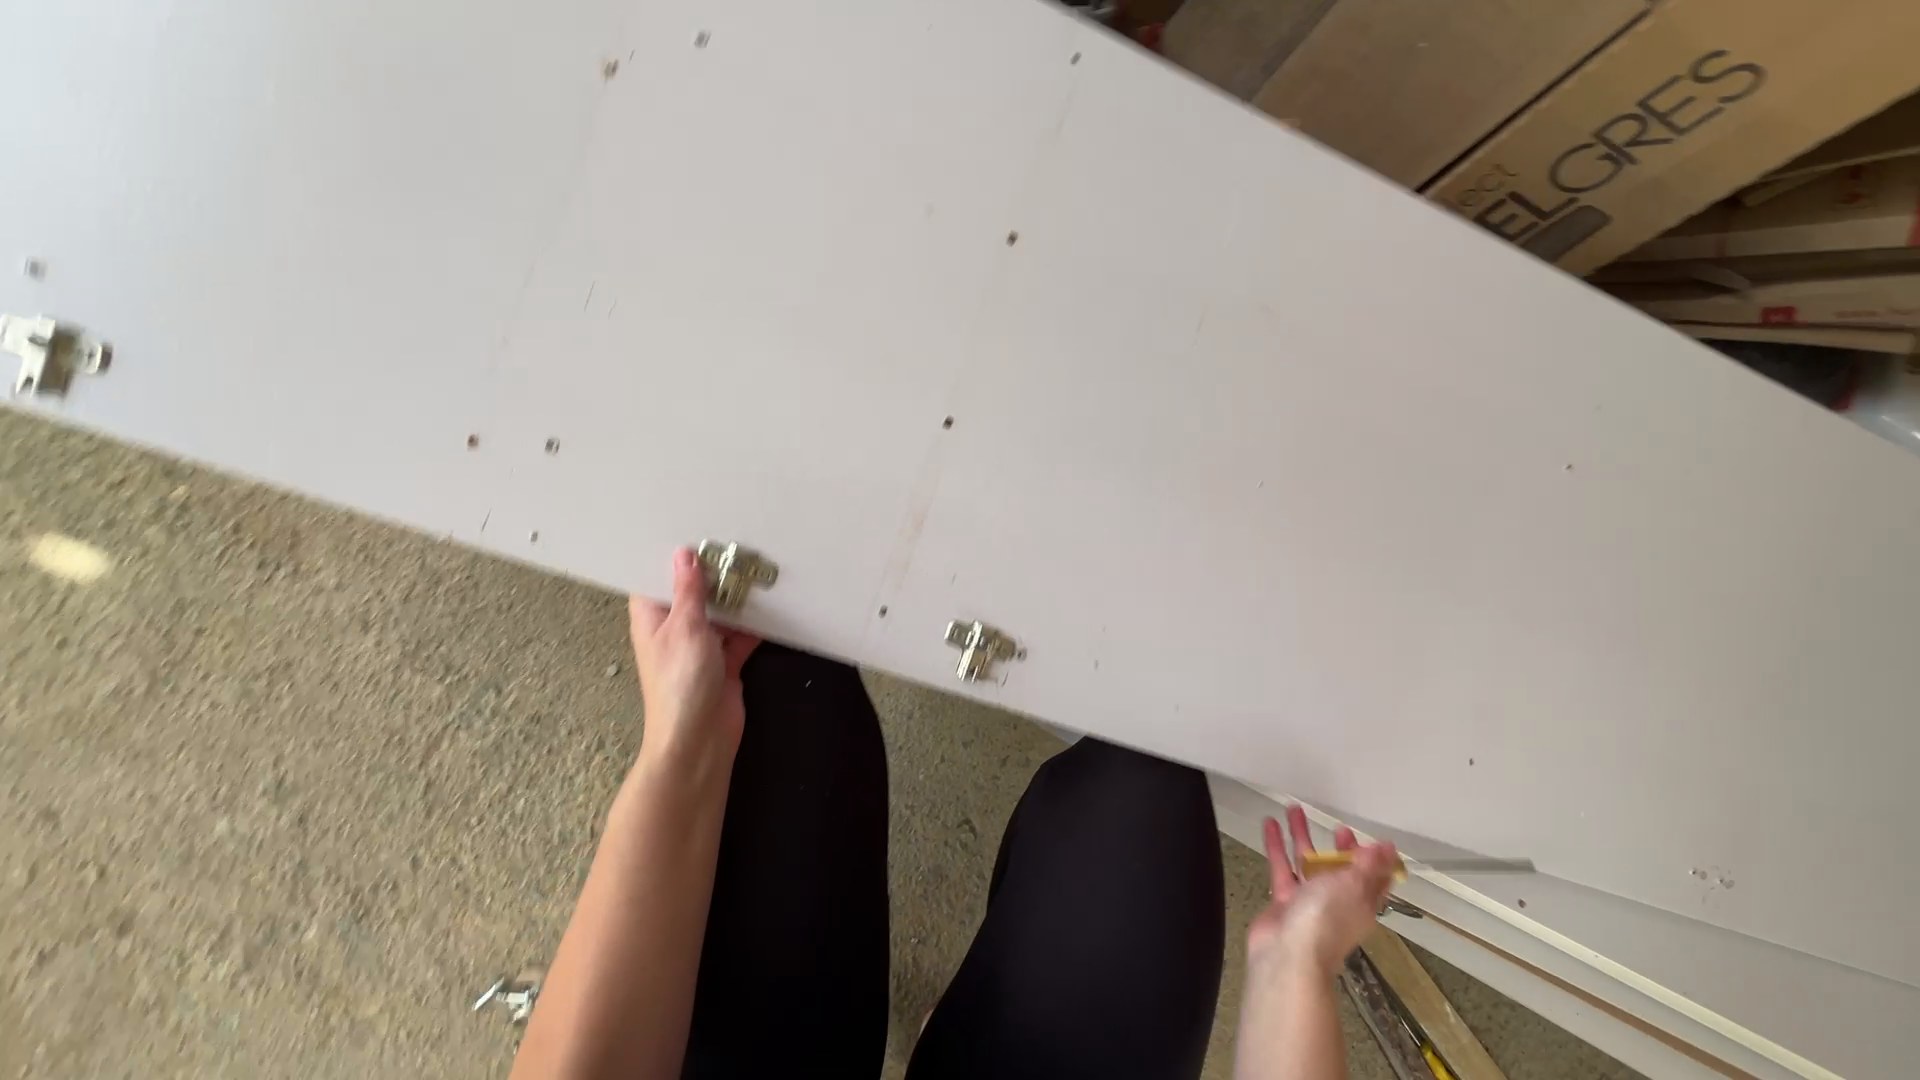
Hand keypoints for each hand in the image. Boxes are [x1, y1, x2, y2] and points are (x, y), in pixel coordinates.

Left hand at [628, 548, 760, 769]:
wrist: (700, 737)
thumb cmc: (681, 682)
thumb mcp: (684, 628)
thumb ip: (688, 591)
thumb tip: (684, 555)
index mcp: (653, 619)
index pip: (657, 580)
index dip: (672, 559)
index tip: (695, 533)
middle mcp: (675, 630)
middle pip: (694, 595)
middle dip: (714, 575)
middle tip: (737, 545)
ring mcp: (701, 647)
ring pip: (721, 614)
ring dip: (738, 599)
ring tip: (759, 568)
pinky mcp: (725, 663)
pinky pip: (741, 636)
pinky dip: (755, 624)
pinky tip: (773, 605)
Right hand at [1246, 804, 1397, 977]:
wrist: (1288, 952)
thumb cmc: (1326, 918)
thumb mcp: (1353, 887)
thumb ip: (1367, 865)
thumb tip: (1388, 847)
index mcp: (1362, 903)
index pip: (1374, 879)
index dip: (1375, 860)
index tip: (1375, 840)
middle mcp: (1337, 901)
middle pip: (1340, 870)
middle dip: (1338, 848)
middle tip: (1337, 826)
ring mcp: (1309, 901)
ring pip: (1307, 863)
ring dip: (1301, 837)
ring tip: (1292, 809)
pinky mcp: (1284, 899)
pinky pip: (1282, 867)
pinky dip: (1276, 846)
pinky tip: (1269, 824)